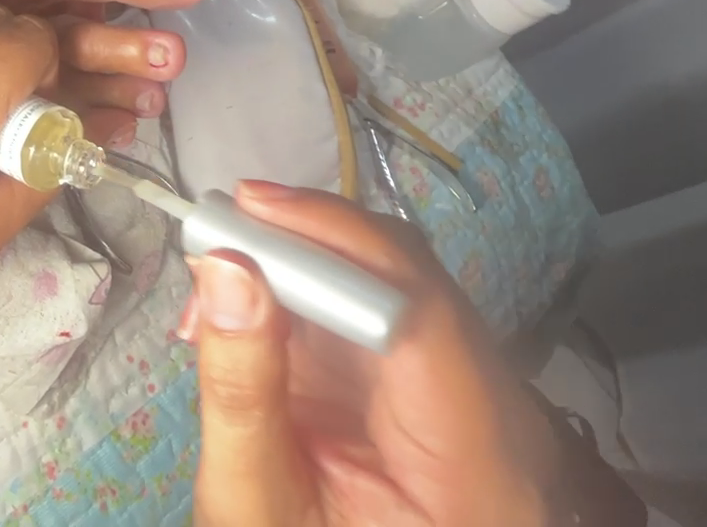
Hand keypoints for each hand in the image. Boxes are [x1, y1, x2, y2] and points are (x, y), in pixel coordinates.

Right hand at [185, 182, 555, 526]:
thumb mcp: (253, 502)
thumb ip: (240, 386)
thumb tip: (224, 265)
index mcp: (476, 471)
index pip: (423, 315)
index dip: (337, 244)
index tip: (248, 208)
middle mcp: (492, 416)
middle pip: (410, 279)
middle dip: (305, 241)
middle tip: (215, 232)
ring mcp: (456, 391)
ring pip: (383, 276)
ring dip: (293, 258)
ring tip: (214, 275)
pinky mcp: (415, 377)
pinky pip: (361, 300)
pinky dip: (295, 285)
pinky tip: (243, 304)